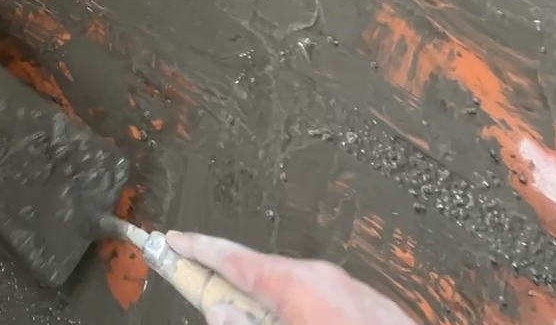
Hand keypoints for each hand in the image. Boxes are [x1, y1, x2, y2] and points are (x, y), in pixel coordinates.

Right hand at [166, 231, 418, 324]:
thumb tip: (219, 310)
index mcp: (299, 286)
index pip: (234, 258)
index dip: (198, 249)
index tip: (171, 240)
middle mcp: (327, 278)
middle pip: (266, 272)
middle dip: (236, 280)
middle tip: (208, 287)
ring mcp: (359, 293)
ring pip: (300, 288)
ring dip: (275, 302)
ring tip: (260, 316)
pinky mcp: (384, 312)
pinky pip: (332, 302)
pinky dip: (310, 311)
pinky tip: (307, 323)